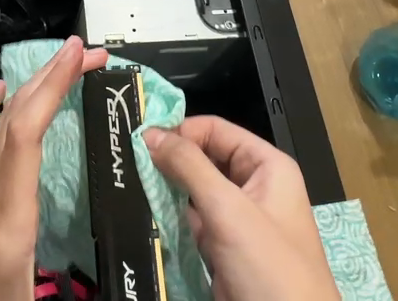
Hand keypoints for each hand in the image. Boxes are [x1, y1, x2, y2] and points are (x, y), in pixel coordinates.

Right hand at [144, 116, 338, 300]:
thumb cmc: (269, 268)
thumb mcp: (228, 210)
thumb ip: (189, 166)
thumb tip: (150, 133)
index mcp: (267, 166)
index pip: (215, 130)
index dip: (180, 131)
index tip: (139, 140)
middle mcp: (255, 186)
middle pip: (204, 158)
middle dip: (170, 160)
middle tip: (129, 162)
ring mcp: (240, 221)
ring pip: (196, 192)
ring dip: (168, 190)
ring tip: (131, 184)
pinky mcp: (226, 250)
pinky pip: (194, 223)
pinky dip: (172, 219)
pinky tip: (146, 215)